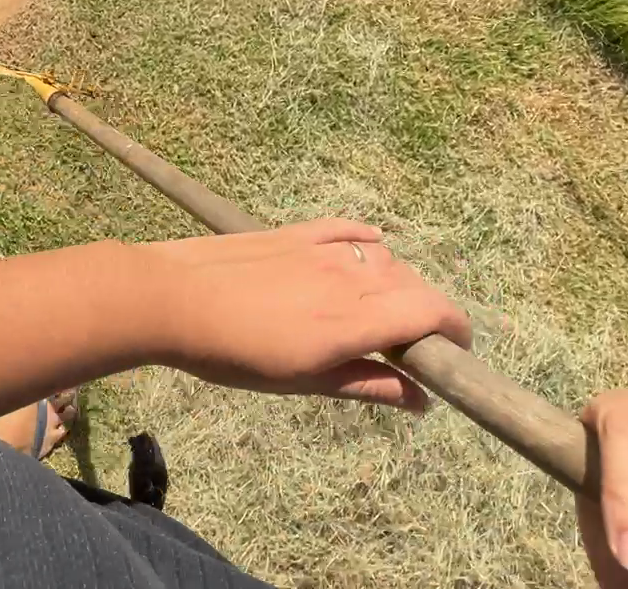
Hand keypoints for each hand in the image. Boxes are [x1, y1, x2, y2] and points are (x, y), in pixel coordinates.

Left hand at [142, 218, 470, 409]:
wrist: (172, 297)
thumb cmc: (232, 352)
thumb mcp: (301, 381)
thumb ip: (365, 384)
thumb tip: (421, 400)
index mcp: (353, 319)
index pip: (432, 311)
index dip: (456, 331)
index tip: (453, 352)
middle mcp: (346, 276)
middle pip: (413, 283)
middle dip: (424, 313)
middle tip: (405, 344)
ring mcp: (318, 247)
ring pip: (382, 257)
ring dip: (395, 282)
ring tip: (376, 308)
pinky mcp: (293, 231)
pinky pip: (345, 227)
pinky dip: (366, 240)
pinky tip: (368, 247)